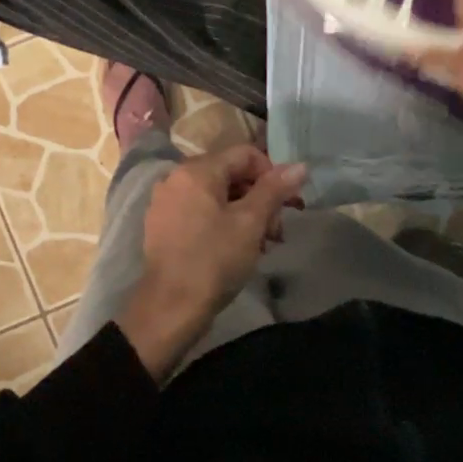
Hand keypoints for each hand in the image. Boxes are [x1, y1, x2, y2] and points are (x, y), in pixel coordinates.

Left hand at [115, 145, 307, 379]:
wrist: (170, 308)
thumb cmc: (214, 260)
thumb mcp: (250, 223)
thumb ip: (274, 190)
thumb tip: (299, 166)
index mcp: (197, 170)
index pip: (245, 154)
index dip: (272, 174)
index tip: (287, 205)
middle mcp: (176, 178)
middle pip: (230, 173)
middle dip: (260, 198)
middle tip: (277, 231)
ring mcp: (166, 202)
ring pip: (216, 195)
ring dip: (244, 213)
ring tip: (262, 244)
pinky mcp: (162, 225)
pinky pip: (199, 211)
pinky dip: (221, 221)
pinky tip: (236, 248)